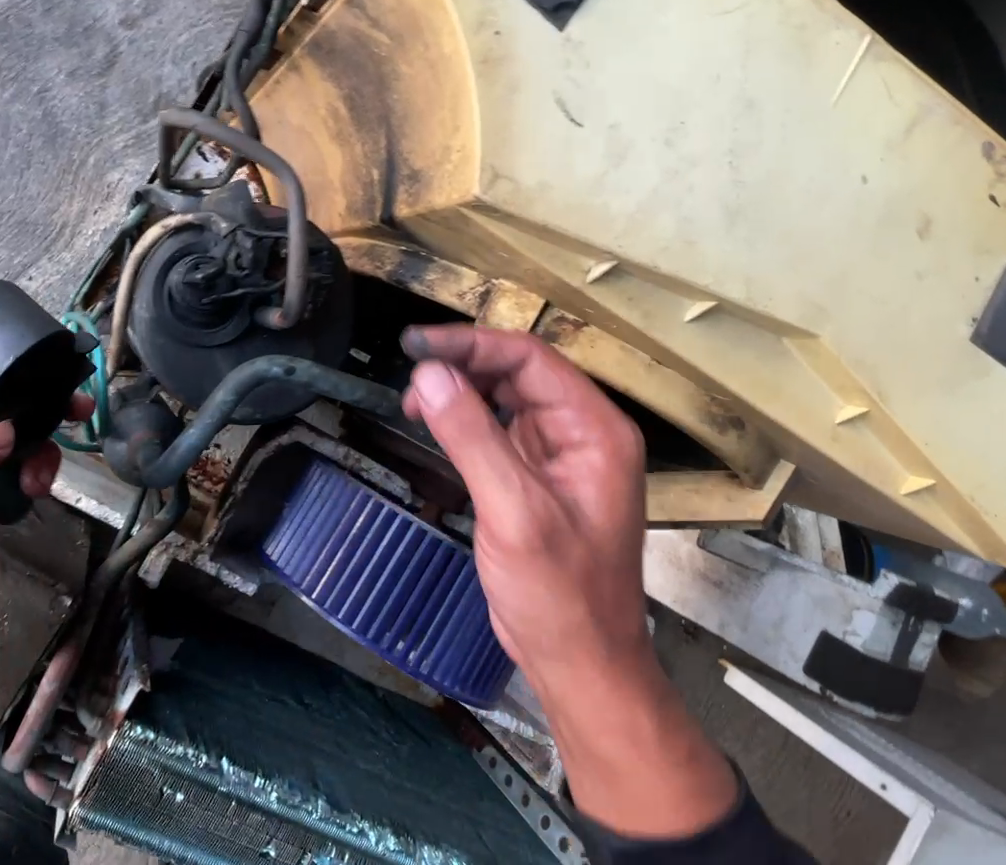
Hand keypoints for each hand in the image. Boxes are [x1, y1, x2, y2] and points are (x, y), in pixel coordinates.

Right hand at [402, 325, 735, 838]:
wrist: (579, 661)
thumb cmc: (560, 594)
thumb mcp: (513, 511)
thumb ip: (471, 437)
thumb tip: (428, 375)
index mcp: (595, 430)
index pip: (531, 359)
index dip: (472, 344)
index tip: (417, 346)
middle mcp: (582, 433)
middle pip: (518, 372)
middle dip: (462, 366)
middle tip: (410, 375)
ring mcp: (560, 456)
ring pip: (505, 398)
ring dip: (460, 392)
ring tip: (415, 402)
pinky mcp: (536, 478)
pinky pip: (498, 429)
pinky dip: (464, 421)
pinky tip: (437, 424)